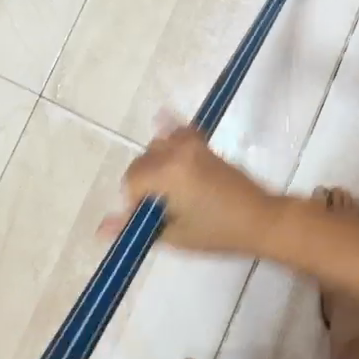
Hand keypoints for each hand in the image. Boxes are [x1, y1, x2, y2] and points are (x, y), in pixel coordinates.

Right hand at [110, 127, 286, 255]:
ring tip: (167, 190)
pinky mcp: (204, 144)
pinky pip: (180, 130)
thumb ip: (136, 226)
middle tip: (156, 209)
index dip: (132, 202)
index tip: (145, 219)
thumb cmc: (216, 232)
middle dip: (141, 184)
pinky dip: (169, 131)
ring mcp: (192, 144)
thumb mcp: (174, 235)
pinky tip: (161, 124)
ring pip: (157, 147)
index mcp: (167, 173)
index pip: (131, 181)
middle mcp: (176, 151)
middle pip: (141, 162)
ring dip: (154, 164)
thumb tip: (100, 230)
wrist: (258, 219)